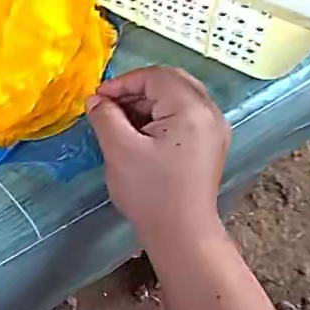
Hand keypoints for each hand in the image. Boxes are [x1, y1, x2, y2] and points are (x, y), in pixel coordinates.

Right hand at [85, 67, 230, 251]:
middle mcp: (209, 112)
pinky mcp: (211, 144)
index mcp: (190, 109)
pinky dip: (161, 116)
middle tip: (109, 107)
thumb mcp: (119, 150)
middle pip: (170, 82)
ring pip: (178, 97)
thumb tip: (95, 100)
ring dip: (147, 103)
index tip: (98, 99)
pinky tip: (140, 134)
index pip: (155, 76)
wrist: (182, 233)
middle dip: (136, 90)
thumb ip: (105, 117)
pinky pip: (185, 115)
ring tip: (120, 122)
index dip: (123, 83)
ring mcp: (214, 129)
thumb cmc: (150, 192)